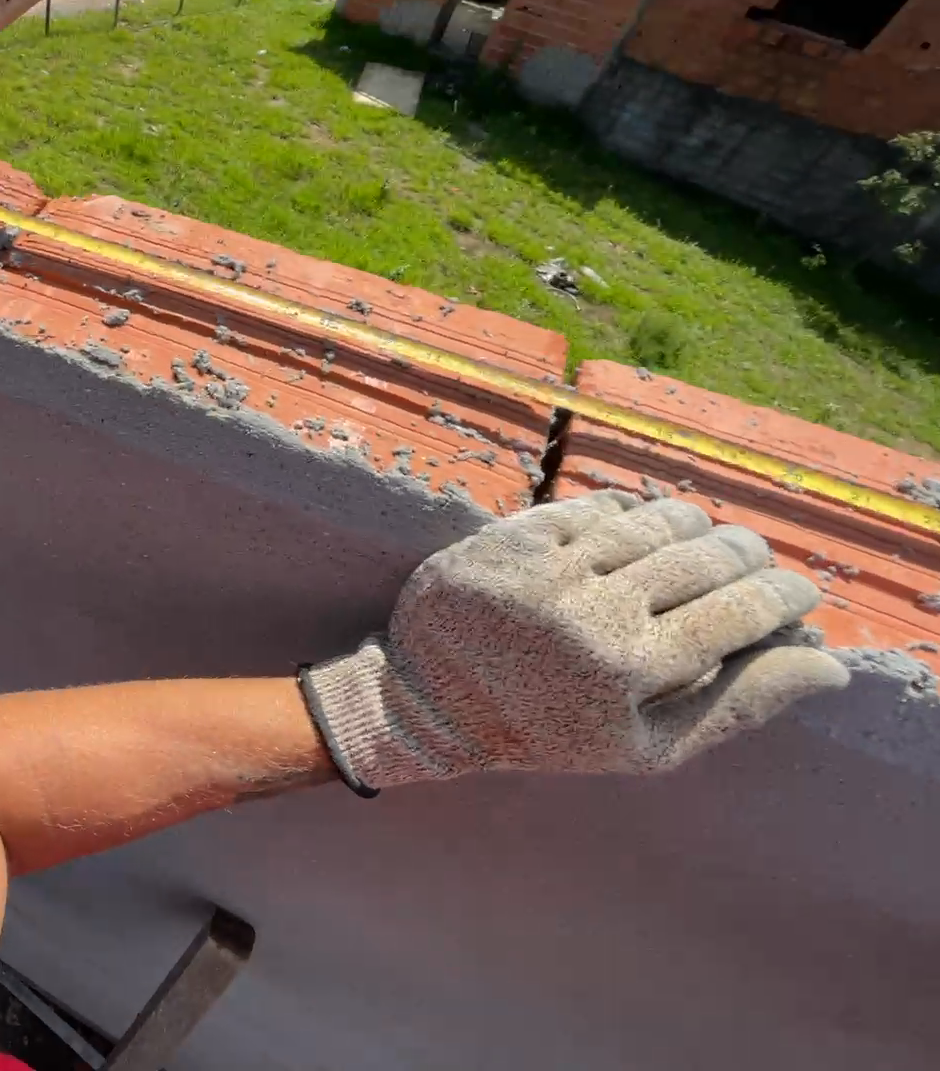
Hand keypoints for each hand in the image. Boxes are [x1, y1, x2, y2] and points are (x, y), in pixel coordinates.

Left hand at [304, 492, 848, 788]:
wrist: (424, 703)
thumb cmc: (539, 730)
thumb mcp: (640, 746)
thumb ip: (736, 707)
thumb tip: (832, 663)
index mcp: (629, 667)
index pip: (744, 610)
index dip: (785, 593)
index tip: (792, 590)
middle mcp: (586, 612)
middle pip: (701, 558)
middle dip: (744, 554)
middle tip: (749, 558)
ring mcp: (536, 572)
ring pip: (645, 524)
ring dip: (688, 525)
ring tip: (698, 537)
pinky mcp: (496, 545)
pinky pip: (578, 511)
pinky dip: (618, 513)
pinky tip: (630, 525)